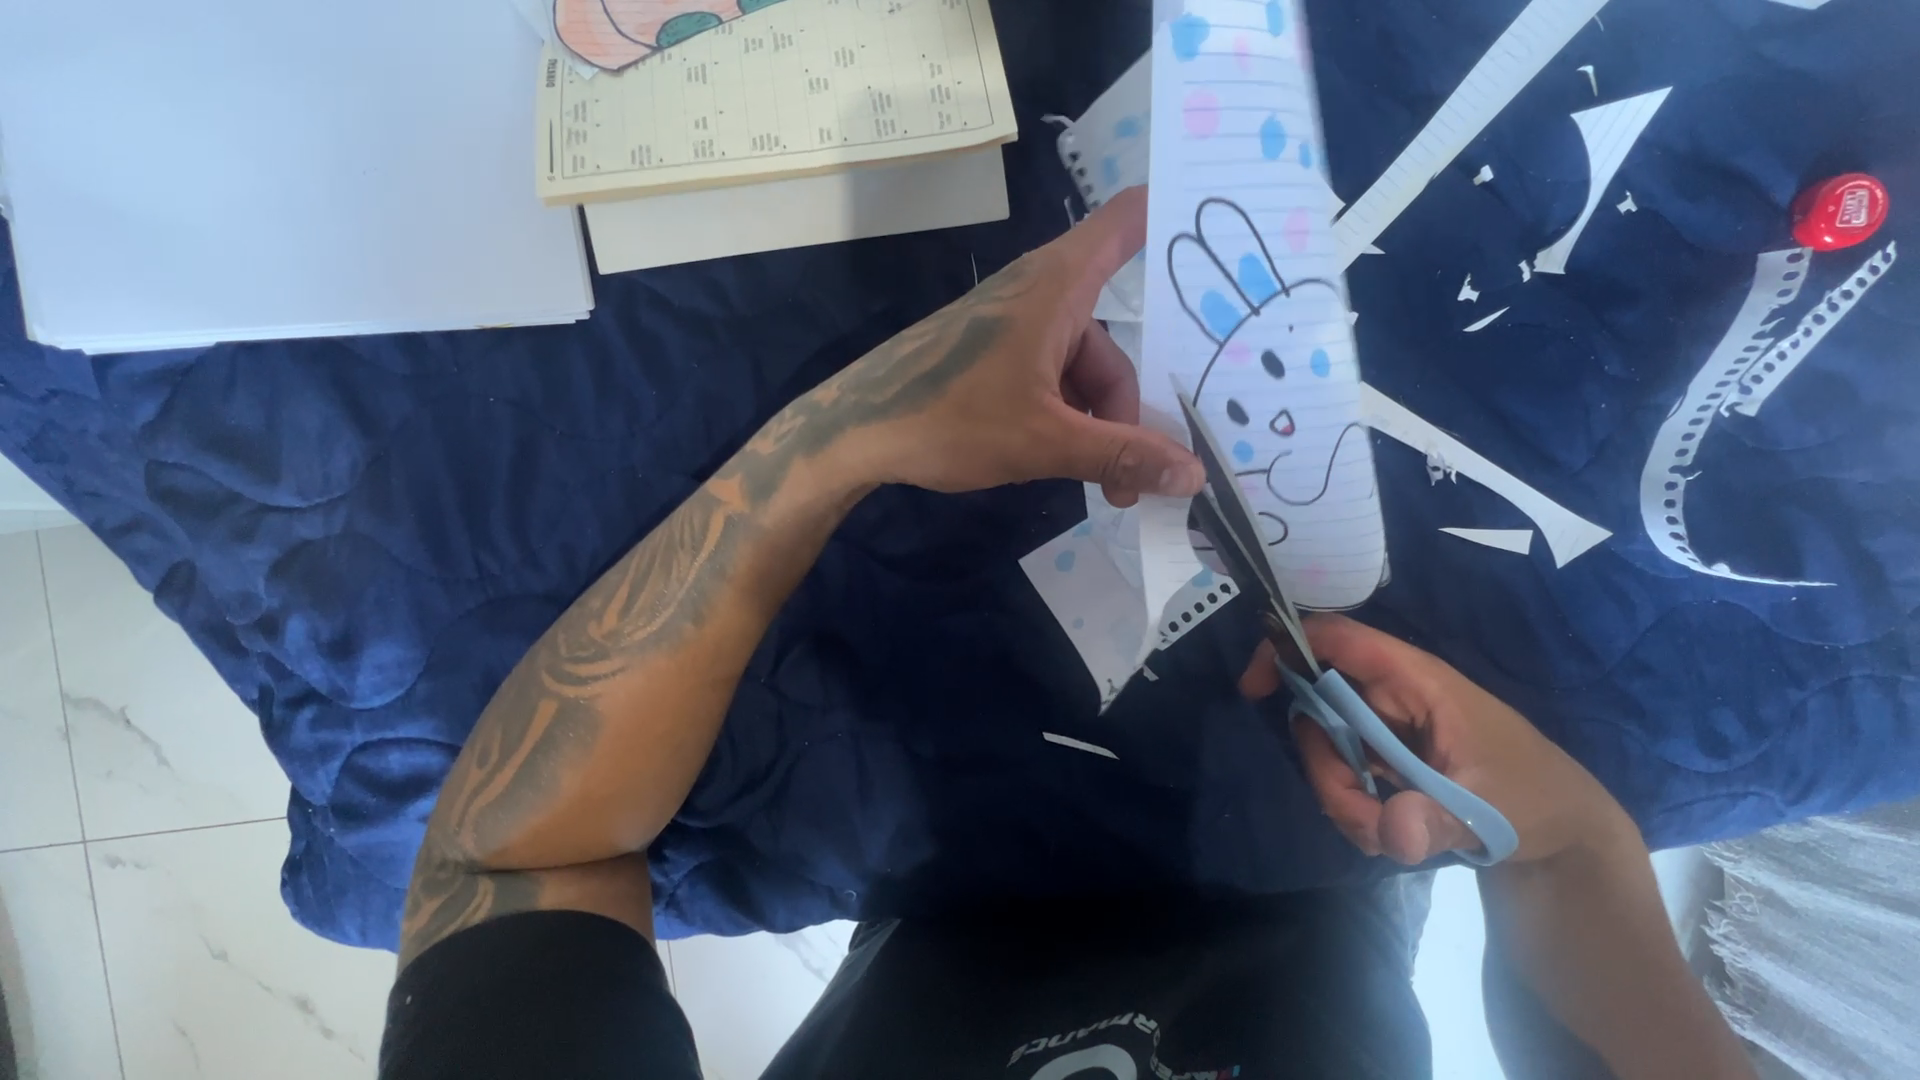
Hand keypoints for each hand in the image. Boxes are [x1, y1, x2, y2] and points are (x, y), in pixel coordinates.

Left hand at [815, 186, 1203, 506]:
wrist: (853, 432)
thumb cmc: (948, 418)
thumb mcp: (1044, 441)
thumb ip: (1120, 454)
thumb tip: (1194, 474)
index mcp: (1058, 288)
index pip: (1128, 222)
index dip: (1175, 218)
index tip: (1224, 245)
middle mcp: (1040, 295)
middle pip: (1112, 341)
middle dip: (1129, 411)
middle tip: (1137, 477)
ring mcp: (1013, 328)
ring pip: (1080, 372)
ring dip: (1096, 427)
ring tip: (1100, 487)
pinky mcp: (991, 356)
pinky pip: (1048, 379)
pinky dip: (1063, 418)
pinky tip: (1060, 462)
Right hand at [1240, 615, 1630, 864]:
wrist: (1563, 833)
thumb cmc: (1536, 799)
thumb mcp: (1495, 812)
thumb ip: (1439, 820)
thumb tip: (1393, 833)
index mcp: (1416, 680)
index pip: (1338, 638)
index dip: (1287, 647)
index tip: (1254, 688)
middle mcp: (1391, 695)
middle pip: (1318, 707)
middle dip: (1325, 766)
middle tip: (1357, 814)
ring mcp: (1384, 727)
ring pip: (1325, 745)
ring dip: (1340, 796)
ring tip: (1386, 838)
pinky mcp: (1383, 755)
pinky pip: (1341, 770)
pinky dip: (1351, 807)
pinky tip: (1388, 834)